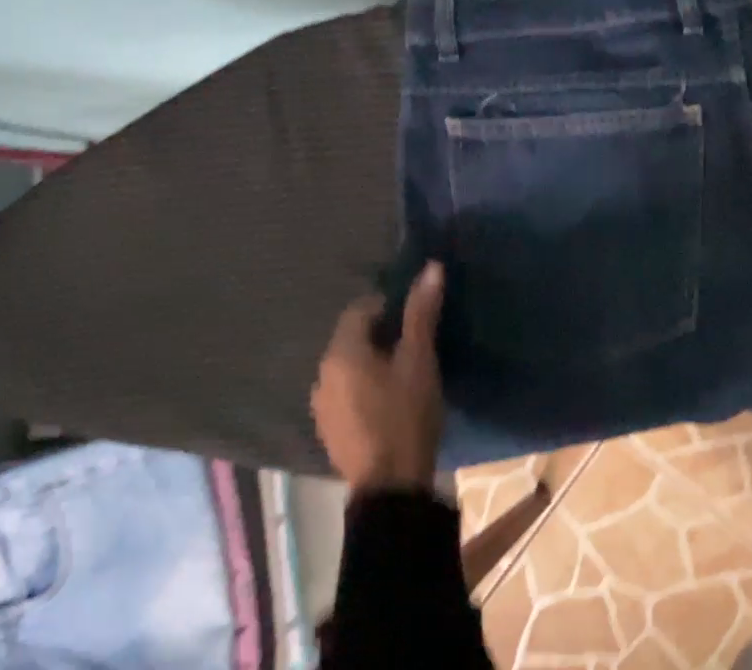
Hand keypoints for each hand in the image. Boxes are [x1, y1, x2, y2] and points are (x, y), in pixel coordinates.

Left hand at [311, 262, 446, 491]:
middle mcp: (322, 374)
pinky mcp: (328, 429)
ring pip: (349, 368)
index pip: (361, 309)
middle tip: (417, 345)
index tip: (417, 319)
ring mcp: (321, 405)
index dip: (390, 306)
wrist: (390, 483)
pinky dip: (365, 388)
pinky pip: (346, 393)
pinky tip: (389, 403)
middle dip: (382, 335)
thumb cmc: (406, 413)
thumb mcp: (420, 360)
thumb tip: (430, 268)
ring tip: (405, 374)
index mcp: (341, 353)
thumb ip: (421, 314)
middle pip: (352, 338)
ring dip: (372, 363)